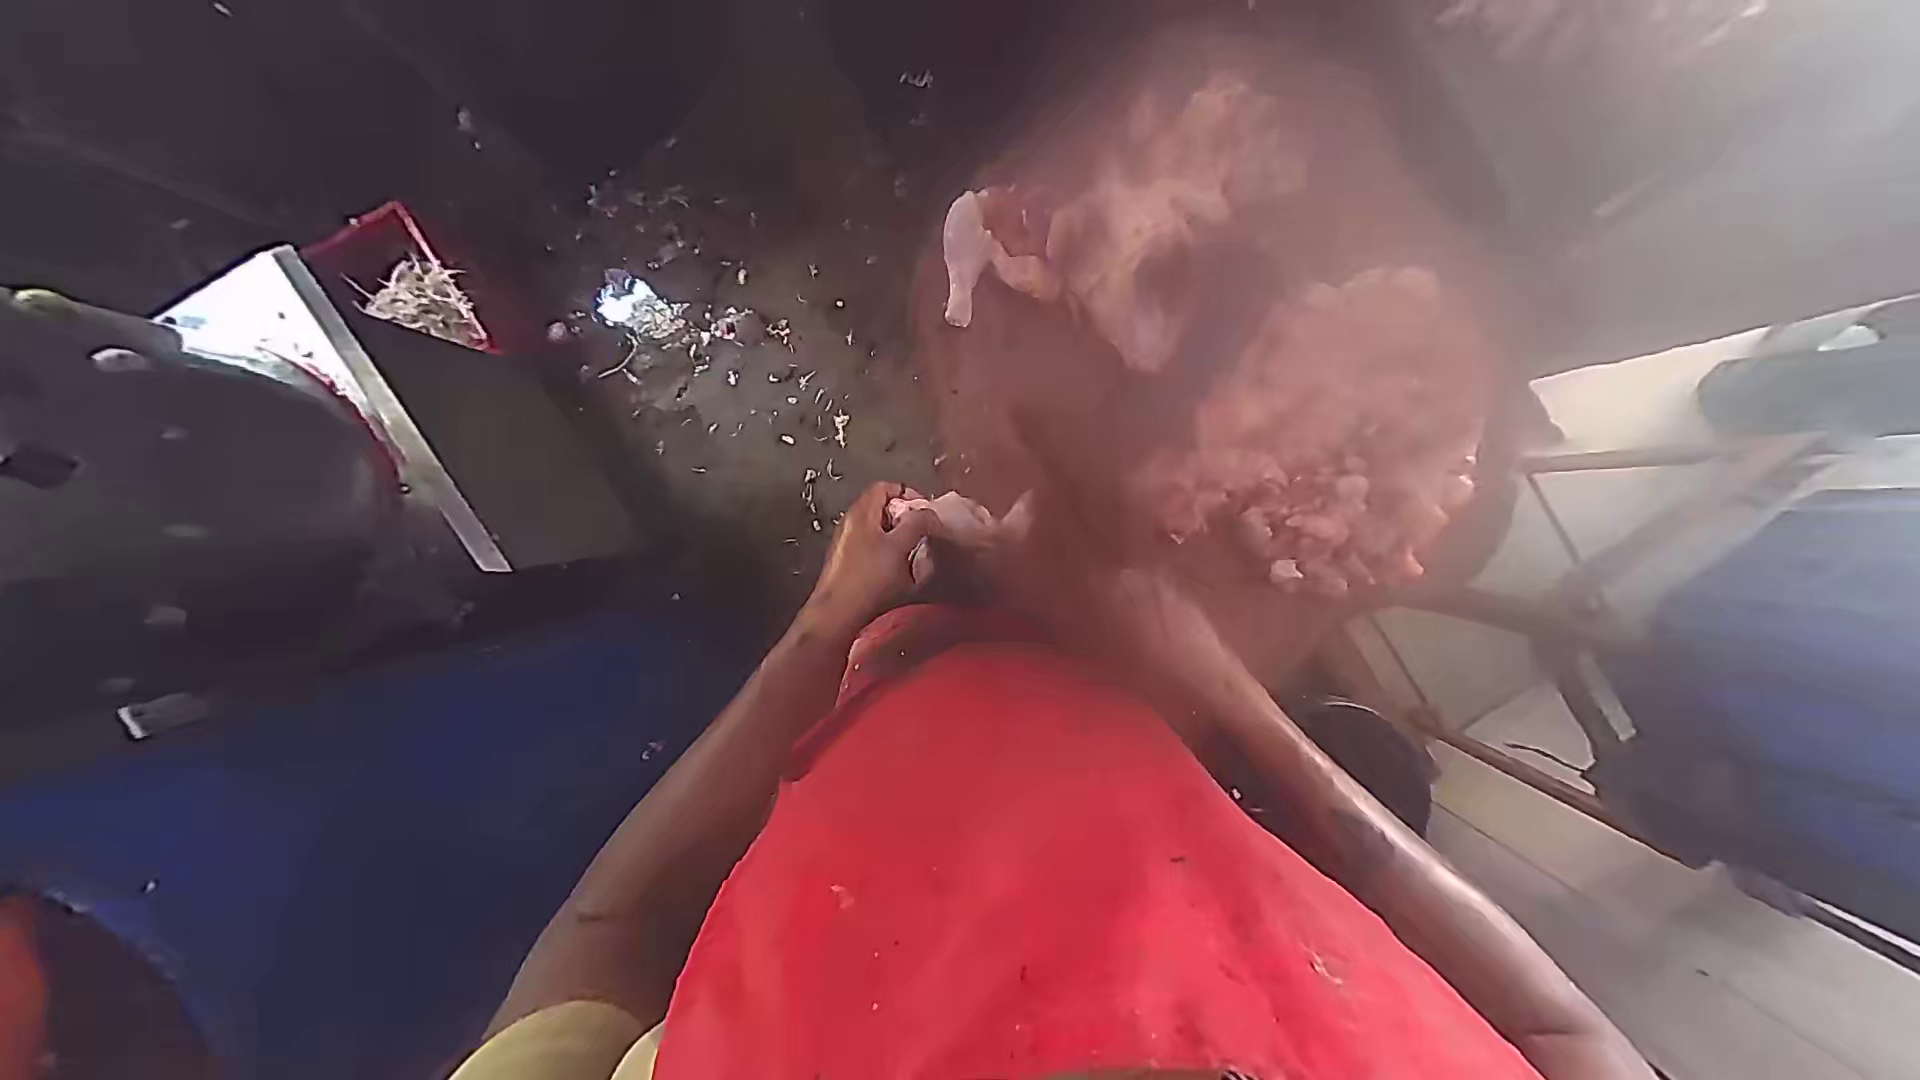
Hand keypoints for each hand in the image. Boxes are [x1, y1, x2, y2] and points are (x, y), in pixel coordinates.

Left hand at [799, 482, 940, 636]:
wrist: (838, 613)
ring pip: (878, 529)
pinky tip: (896, 571)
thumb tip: (929, 514)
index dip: (908, 494)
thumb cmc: (867, 579)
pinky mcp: (847, 562)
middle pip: (882, 507)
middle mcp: (850, 523)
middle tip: (921, 532)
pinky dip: (887, 552)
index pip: (886, 487)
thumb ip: (917, 524)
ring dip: (898, 537)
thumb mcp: (900, 547)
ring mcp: (847, 543)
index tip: (924, 511)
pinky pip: (872, 547)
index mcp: (861, 512)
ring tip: (911, 553)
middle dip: (906, 518)